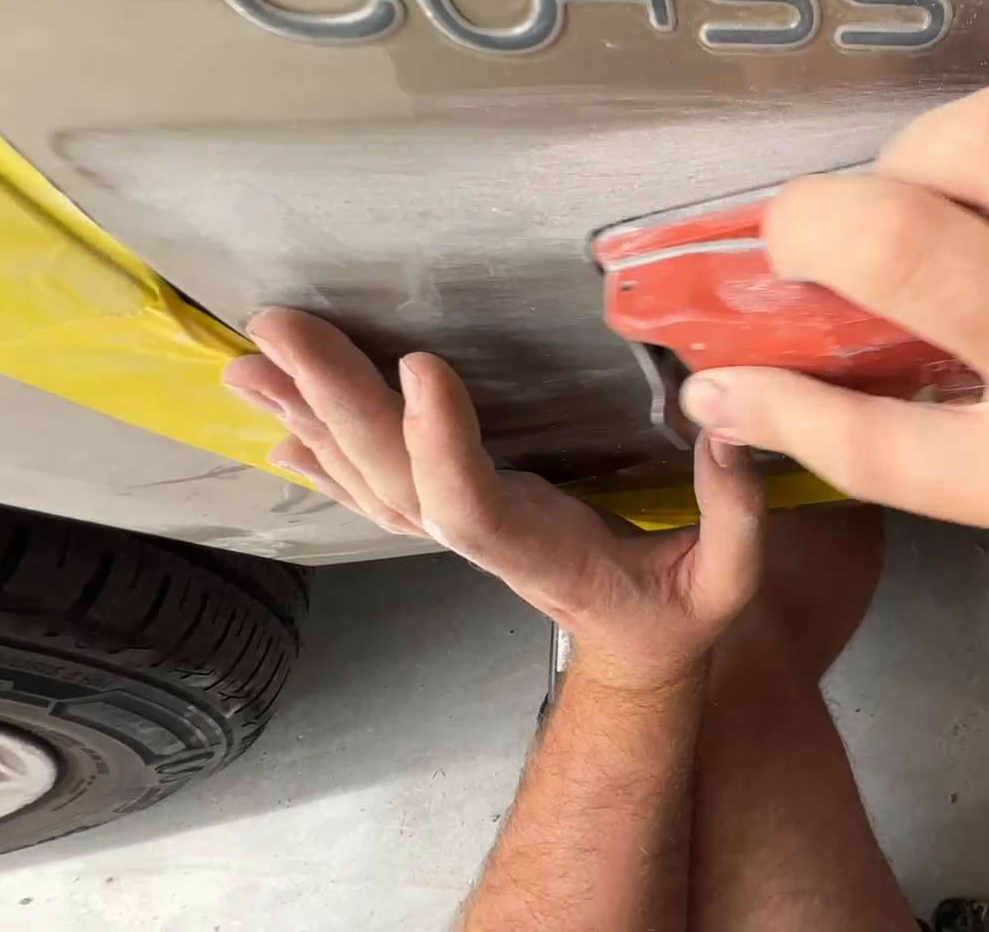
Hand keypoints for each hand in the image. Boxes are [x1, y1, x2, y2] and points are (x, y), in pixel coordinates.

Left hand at [221, 308, 764, 693]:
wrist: (639, 655)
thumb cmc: (682, 614)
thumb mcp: (731, 576)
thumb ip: (734, 513)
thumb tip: (727, 431)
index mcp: (545, 553)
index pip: (473, 504)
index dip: (439, 444)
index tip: (420, 366)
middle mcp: (490, 542)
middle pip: (398, 481)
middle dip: (341, 406)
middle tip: (281, 334)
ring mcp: (474, 534)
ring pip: (376, 485)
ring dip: (315, 422)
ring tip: (254, 365)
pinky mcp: (474, 524)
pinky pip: (387, 497)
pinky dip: (331, 462)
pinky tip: (286, 433)